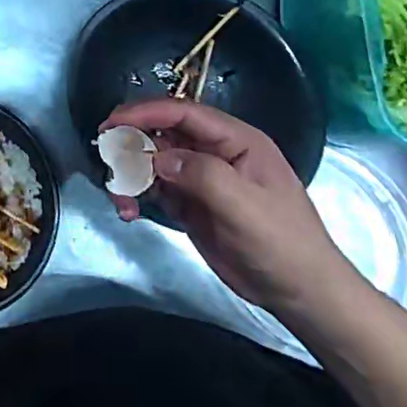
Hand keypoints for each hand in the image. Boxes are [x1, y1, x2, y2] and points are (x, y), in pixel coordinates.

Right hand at [103, 99, 360, 314]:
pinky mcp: (190, 202)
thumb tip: (159, 157)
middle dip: (131, 144)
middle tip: (106, 159)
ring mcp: (201, 177)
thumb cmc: (282, 244)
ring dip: (130, 175)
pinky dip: (136, 195)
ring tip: (120, 199)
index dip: (146, 112)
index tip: (113, 122)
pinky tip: (130, 212)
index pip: (183, 114)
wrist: (300, 294)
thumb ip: (202, 174)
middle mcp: (215, 152)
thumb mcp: (245, 206)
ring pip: (152, 161)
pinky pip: (154, 188)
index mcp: (236, 141)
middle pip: (162, 134)